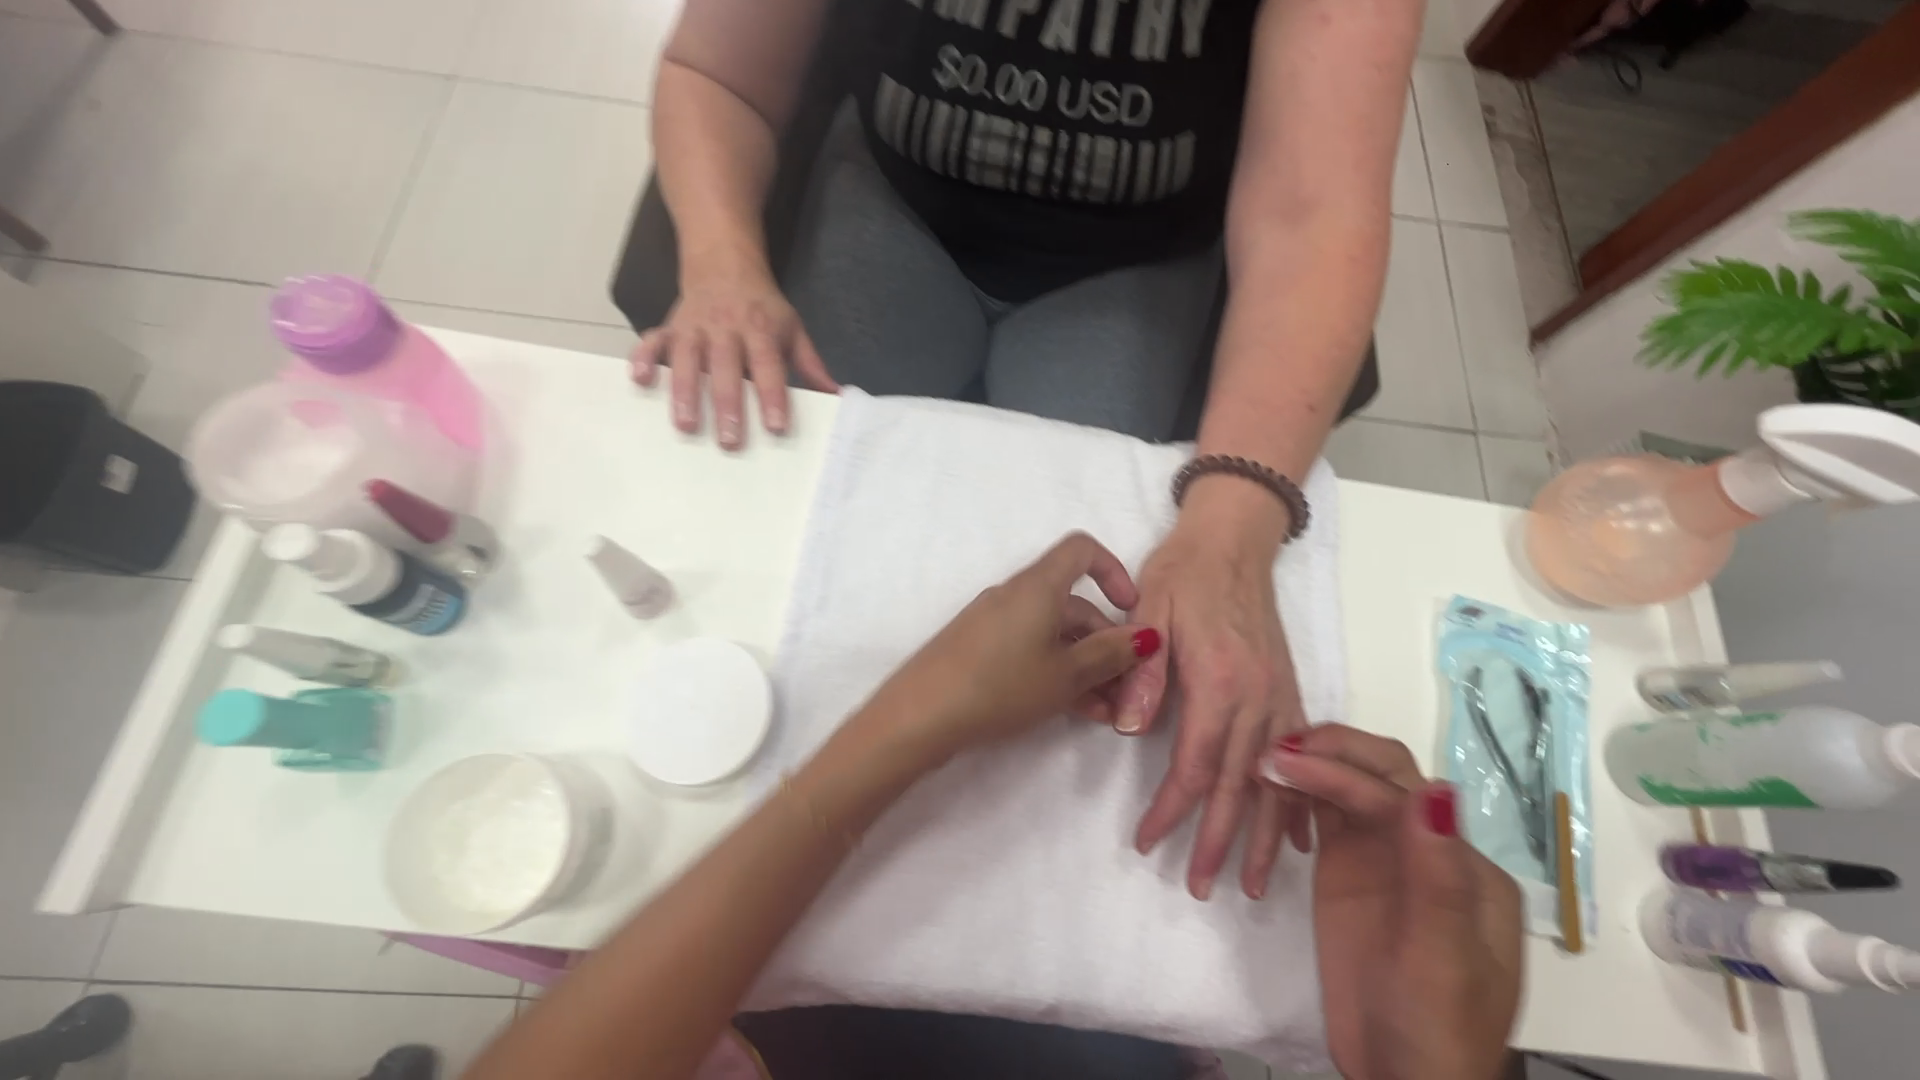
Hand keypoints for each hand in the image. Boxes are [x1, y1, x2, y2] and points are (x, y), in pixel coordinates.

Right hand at [630, 270, 839, 449]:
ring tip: (686, 426)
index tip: (775, 427)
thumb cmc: (763, 308)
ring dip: (685, 392)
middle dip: (727, 404)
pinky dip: (642, 358)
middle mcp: (726, 329)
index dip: (772, 396)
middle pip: (726, 368)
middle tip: (730, 442)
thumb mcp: (793, 330)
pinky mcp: (670, 326)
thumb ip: (812, 366)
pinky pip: (652, 341)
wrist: (724, 262)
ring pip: (687, 359)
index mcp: (761, 330)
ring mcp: (694, 328)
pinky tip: (638, 381)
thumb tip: (838, 397)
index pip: (768, 365)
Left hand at [853, 532, 1161, 769]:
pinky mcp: (978, 650)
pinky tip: (1074, 711)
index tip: (1130, 608)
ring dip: (1084, 666)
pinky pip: (1029, 650)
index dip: (1113, 570)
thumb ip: (1110, 653)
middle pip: (1072, 604)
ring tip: (1106, 710)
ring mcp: (993, 623)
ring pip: (1053, 635)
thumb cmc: (1001, 686)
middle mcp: (1014, 595)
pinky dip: (1055, 672)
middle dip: (1106, 643)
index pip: (1081, 550)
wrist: (920, 716)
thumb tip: (1145, 635)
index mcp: (1037, 586)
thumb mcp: (1066, 675)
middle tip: (1128, 688)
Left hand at [1115, 486, 1307, 900]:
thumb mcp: (1151, 611)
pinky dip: (1302, 800)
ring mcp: (1283, 698)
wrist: (1233, 542)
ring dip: (1268, 836)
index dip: (1172, 810)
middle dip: (1222, 842)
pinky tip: (1304, 833)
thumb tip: (1134, 732)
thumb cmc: (1184, 573)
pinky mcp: (1291, 692)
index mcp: (1223, 683)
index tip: (1149, 843)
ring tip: (1258, 886)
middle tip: (1201, 887)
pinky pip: (1302, 760)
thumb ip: (1143, 673)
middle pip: (1243, 787)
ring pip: (1281, 782)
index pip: (1197, 766)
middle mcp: (1261, 700)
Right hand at [1263, 726, 1523, 1079]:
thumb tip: (1437, 790)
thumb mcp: (1441, 962)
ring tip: (1260, 762)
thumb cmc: (1434, 1030)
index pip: (1401, 795)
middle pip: (1380, 778)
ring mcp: (1385, 858)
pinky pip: (1326, 817)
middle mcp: (1427, 849)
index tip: (1285, 764)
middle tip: (1269, 751)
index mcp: (1463, 865)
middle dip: (1329, 756)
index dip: (1343, 775)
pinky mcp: (1348, 871)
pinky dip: (1299, 795)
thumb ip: (1437, 877)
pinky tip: (1268, 787)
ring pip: (1349, 790)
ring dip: (1310, 769)